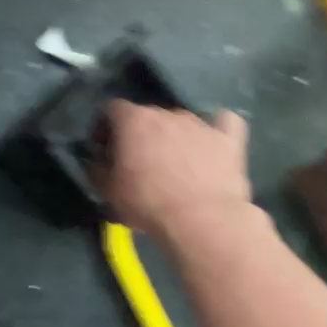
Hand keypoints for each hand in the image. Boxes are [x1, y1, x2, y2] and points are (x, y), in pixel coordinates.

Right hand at [100, 100, 252, 240]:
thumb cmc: (146, 202)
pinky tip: (208, 141)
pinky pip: (222, 122)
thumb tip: (98, 159)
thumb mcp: (106, 189)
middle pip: (147, 114)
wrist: (201, 218)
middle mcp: (168, 114)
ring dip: (171, 135)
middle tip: (135, 159)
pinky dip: (213, 128)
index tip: (103, 148)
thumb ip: (97, 167)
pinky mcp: (229, 139)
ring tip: (171, 161)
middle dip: (138, 132)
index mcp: (134, 121)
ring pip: (180, 120)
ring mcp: (202, 123)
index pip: (111, 108)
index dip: (104, 126)